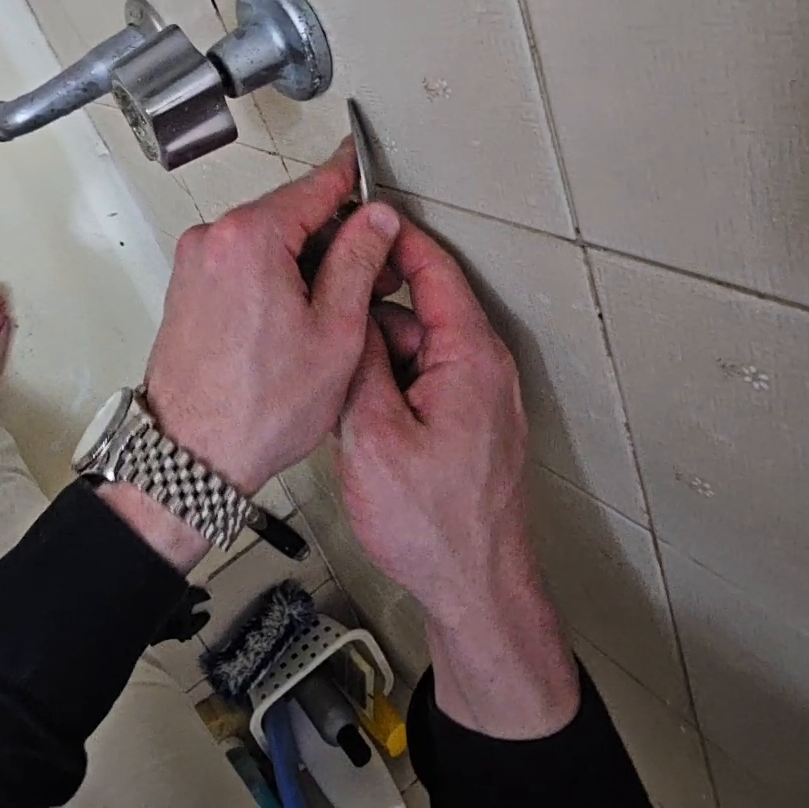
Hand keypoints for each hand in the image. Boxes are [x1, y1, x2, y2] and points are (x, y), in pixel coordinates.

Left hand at [143, 144, 400, 494]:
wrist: (192, 452)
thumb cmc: (257, 408)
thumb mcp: (335, 331)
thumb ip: (359, 261)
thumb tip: (375, 220)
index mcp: (249, 240)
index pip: (313, 187)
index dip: (349, 177)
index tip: (363, 162)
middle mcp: (213, 241)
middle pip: (288, 214)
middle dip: (334, 234)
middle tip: (374, 267)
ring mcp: (195, 263)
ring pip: (266, 240)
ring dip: (305, 258)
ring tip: (336, 305)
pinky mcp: (188, 286)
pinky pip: (241, 262)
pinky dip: (274, 274)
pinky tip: (297, 313)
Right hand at [339, 218, 579, 738]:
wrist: (474, 588)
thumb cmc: (434, 525)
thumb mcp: (373, 435)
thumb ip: (360, 362)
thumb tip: (351, 311)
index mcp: (469, 359)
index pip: (435, 272)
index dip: (395, 240)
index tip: (360, 219)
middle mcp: (482, 370)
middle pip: (418, 311)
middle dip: (369, 315)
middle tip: (326, 324)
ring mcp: (476, 398)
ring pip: (415, 348)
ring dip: (375, 358)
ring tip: (341, 395)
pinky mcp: (466, 422)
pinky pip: (421, 380)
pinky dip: (388, 384)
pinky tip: (359, 416)